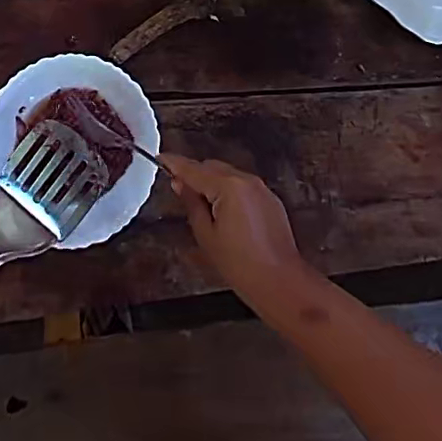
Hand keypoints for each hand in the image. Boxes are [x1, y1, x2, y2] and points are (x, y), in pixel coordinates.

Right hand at [161, 154, 309, 307]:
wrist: (280, 281)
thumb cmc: (239, 263)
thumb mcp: (206, 234)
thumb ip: (191, 203)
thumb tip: (180, 184)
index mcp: (228, 186)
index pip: (194, 169)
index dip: (175, 163)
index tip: (161, 158)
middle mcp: (246, 180)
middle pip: (212, 167)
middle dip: (194, 174)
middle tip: (179, 189)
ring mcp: (261, 188)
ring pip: (228, 175)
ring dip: (212, 182)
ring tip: (201, 204)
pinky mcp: (270, 199)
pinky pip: (243, 186)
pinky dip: (229, 190)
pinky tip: (224, 211)